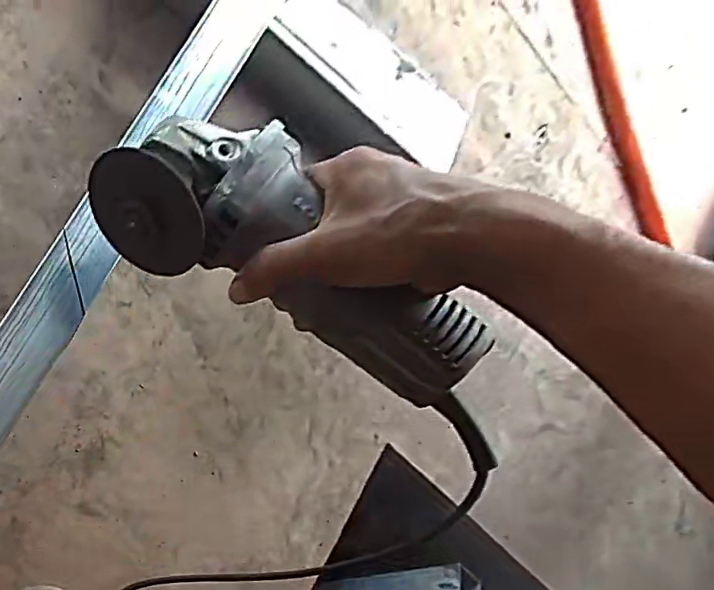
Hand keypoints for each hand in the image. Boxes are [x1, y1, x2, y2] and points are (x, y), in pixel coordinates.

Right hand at [228, 146, 495, 302]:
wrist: (474, 240)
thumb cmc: (402, 233)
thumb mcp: (321, 254)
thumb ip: (274, 268)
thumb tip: (239, 288)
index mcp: (344, 168)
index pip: (292, 190)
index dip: (274, 224)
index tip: (267, 253)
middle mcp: (372, 176)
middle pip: (318, 220)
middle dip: (305, 257)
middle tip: (298, 285)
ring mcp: (397, 200)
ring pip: (347, 237)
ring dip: (333, 269)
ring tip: (326, 297)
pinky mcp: (416, 225)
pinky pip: (375, 250)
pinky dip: (362, 273)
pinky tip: (359, 294)